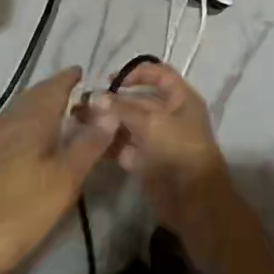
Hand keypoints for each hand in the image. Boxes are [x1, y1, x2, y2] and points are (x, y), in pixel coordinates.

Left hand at [0, 68, 115, 273]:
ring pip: (17, 118)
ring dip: (38, 115)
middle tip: (78, 100)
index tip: (85, 73)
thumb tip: (111, 110)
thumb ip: (88, 145)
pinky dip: (23, 135)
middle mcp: (6, 123)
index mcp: (32, 119)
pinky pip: (6, 137)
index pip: (55, 86)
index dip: (70, 78)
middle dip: (54, 94)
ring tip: (58, 125)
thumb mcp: (63, 182)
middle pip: (33, 99)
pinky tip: (26, 155)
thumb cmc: (13, 212)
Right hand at [86, 62, 229, 236]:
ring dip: (108, 122)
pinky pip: (125, 146)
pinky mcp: (146, 161)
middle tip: (84, 104)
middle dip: (114, 101)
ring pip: (129, 124)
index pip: (160, 75)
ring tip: (80, 121)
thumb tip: (98, 98)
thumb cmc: (178, 150)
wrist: (193, 200)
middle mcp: (170, 115)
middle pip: (139, 100)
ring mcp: (157, 139)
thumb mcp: (151, 123)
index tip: (112, 80)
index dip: (137, 73)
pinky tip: (89, 141)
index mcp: (181, 99)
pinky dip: (109, 143)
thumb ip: (123, 108)